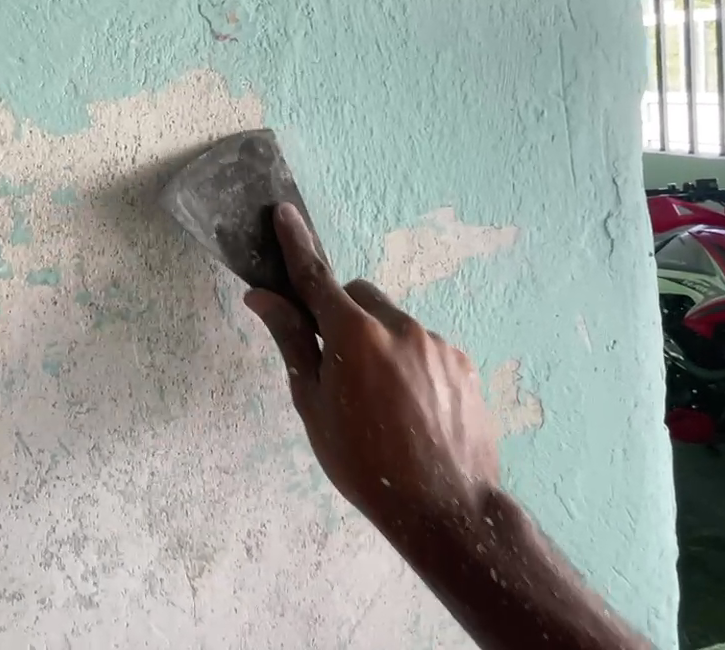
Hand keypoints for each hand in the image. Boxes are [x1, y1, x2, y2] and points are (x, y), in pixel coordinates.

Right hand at [244, 204, 498, 543]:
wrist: (447, 511)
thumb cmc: (363, 462)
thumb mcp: (312, 404)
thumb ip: (291, 341)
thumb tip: (262, 298)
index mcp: (354, 336)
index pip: (315, 277)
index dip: (296, 244)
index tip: (284, 213)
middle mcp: (398, 327)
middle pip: (358, 295)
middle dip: (341, 312)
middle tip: (334, 359)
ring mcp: (436, 343)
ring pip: (392, 321)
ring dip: (376, 339)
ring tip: (378, 395)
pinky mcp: (462, 361)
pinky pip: (422, 343)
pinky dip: (406, 358)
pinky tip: (408, 403)